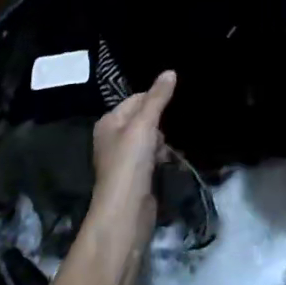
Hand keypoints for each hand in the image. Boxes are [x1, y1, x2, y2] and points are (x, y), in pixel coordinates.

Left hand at [88, 70, 176, 242]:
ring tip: (172, 146)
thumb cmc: (129, 163)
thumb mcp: (144, 125)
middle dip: (161, 122)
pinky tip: (172, 160)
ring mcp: (124, 159)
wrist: (125, 213)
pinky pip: (153, 158)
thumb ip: (157, 98)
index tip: (176, 102)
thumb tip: (170, 71)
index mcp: (109, 122)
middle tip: (175, 126)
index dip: (155, 100)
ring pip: (150, 139)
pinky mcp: (137, 177)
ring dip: (163, 141)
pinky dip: (163, 157)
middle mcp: (113, 138)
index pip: (136, 99)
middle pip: (144, 119)